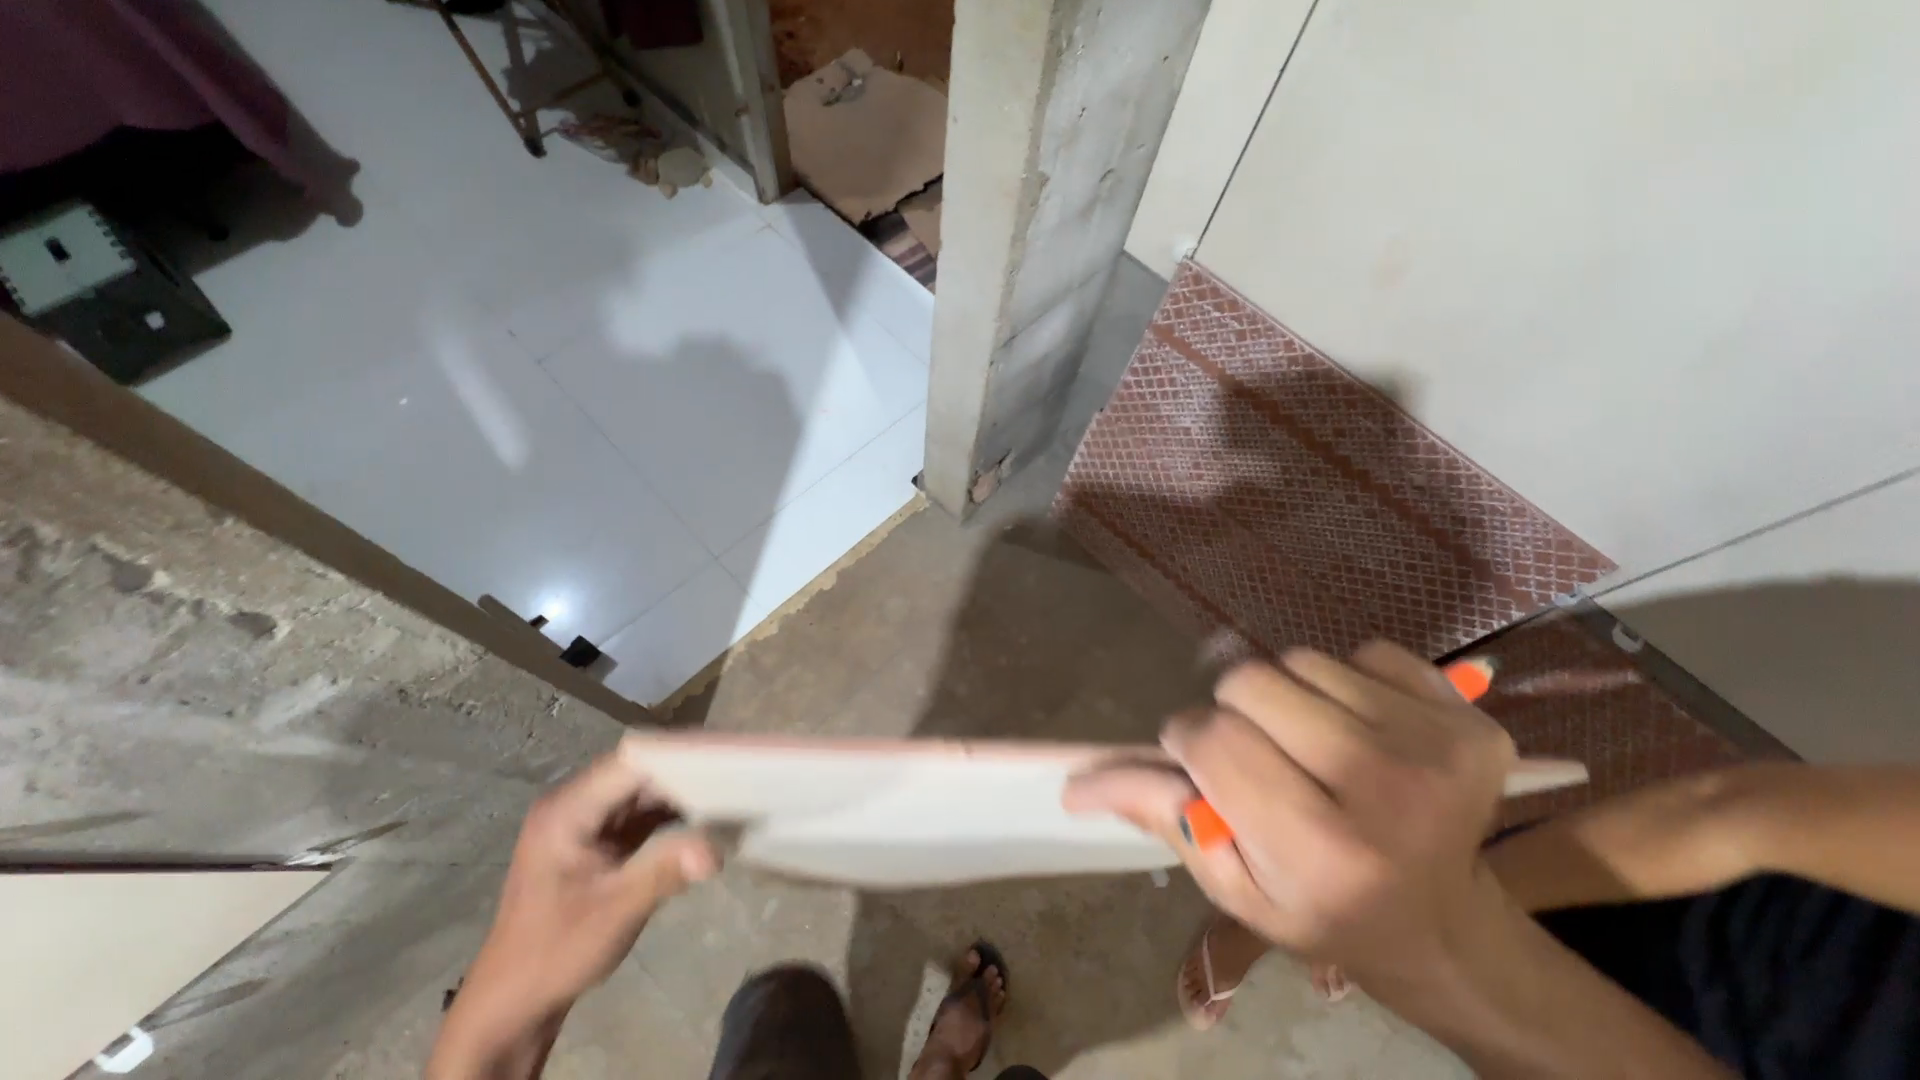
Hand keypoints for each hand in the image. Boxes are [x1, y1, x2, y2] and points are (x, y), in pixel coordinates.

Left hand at [429, 736, 717, 1076]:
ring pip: (643, 793)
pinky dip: (672, 816)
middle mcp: (575, 806)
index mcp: (568, 811)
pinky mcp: (598, 842)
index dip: (678, 757)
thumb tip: (717, 849)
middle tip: (739, 776)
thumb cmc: (555, 952)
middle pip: (639, 773)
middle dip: (687, 774)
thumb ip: (665, 872)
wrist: (514, 1000)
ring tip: (732, 792)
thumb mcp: (615, 912)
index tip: (725, 760)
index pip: (631, 763)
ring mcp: (586, 823)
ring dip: (683, 794)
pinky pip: (641, 815)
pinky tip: (706, 820)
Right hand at [1065, 640, 1516, 982]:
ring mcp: (1438, 745)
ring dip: (1288, 695)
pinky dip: (1346, 683)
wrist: (1441, 923)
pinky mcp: (1470, 717)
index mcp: (1320, 847)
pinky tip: (1359, 731)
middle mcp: (1386, 787)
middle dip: (1234, 713)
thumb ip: (1164, 817)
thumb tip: (1076, 784)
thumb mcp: (1231, 885)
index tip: (1200, 763)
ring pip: (1302, 659)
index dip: (1188, 742)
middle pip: (1251, 682)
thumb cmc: (1320, 911)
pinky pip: (1366, 652)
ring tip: (1308, 745)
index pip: (1211, 739)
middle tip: (1257, 755)